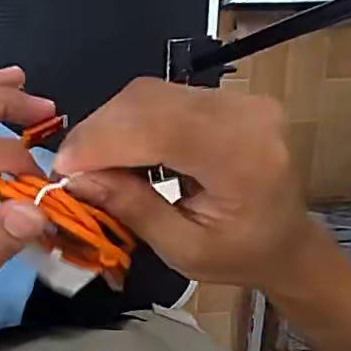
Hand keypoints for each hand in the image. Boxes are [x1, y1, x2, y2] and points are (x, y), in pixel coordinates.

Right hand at [52, 77, 328, 291]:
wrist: (287, 242)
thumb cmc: (241, 256)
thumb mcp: (185, 249)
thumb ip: (134, 209)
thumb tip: (77, 178)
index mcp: (244, 157)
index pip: (160, 128)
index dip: (103, 141)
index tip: (62, 168)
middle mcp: (246, 114)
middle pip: (151, 101)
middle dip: (100, 132)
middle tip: (71, 168)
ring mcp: (242, 99)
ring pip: (153, 93)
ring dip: (113, 125)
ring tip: (94, 163)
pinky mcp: (232, 97)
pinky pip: (168, 97)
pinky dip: (134, 122)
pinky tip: (122, 150)